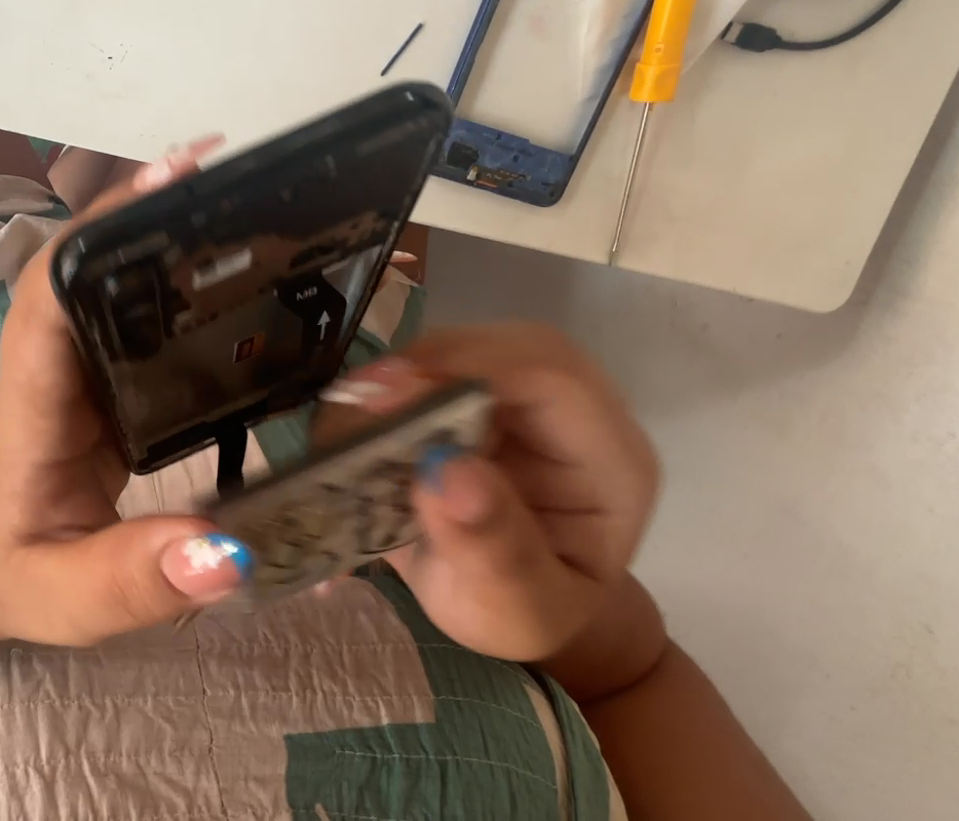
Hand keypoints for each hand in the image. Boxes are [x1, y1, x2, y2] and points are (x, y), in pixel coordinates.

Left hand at [0, 138, 255, 648]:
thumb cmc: (9, 573)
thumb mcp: (69, 599)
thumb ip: (137, 579)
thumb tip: (232, 550)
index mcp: (34, 404)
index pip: (50, 296)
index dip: (99, 231)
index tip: (169, 186)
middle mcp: (54, 365)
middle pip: (85, 264)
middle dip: (145, 209)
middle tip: (227, 168)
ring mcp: (80, 366)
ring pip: (110, 279)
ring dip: (162, 231)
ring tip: (240, 195)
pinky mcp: (106, 377)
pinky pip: (137, 314)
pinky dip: (177, 279)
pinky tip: (231, 266)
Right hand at [312, 325, 659, 662]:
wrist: (504, 606)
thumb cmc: (518, 613)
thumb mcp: (514, 610)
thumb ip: (493, 552)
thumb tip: (448, 471)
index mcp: (607, 462)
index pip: (551, 378)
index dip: (469, 369)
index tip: (387, 396)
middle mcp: (570, 416)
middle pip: (508, 346)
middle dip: (429, 361)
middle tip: (360, 396)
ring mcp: (522, 401)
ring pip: (467, 347)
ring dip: (402, 372)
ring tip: (351, 412)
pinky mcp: (476, 398)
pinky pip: (435, 366)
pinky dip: (389, 384)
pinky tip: (358, 416)